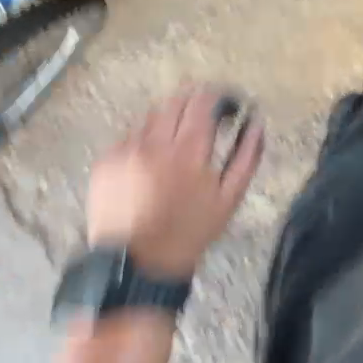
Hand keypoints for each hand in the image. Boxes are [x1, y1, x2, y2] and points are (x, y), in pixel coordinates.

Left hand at [85, 89, 265, 280]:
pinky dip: (144, 139)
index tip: (226, 105)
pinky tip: (150, 160)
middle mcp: (155, 143)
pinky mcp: (105, 163)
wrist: (136, 267)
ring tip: (175, 140)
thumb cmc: (190, 232)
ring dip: (168, 119)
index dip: (217, 96)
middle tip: (203, 117)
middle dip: (193, 102)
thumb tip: (257, 122)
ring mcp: (126, 151)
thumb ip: (248, 155)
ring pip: (151, 115)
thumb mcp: (230, 198)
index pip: (204, 100)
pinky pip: (129, 136)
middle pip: (176, 100)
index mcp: (189, 150)